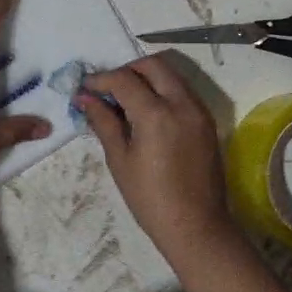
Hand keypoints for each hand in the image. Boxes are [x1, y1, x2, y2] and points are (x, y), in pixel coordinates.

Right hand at [77, 54, 234, 253]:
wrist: (195, 226)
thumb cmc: (150, 198)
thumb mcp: (120, 160)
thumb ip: (103, 122)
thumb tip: (85, 98)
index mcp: (156, 114)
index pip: (124, 80)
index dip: (100, 80)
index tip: (84, 88)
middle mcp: (182, 103)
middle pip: (153, 65)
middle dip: (127, 70)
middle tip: (108, 89)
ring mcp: (199, 110)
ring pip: (171, 75)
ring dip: (147, 77)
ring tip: (126, 99)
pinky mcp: (207, 121)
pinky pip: (183, 91)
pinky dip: (164, 90)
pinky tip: (148, 111)